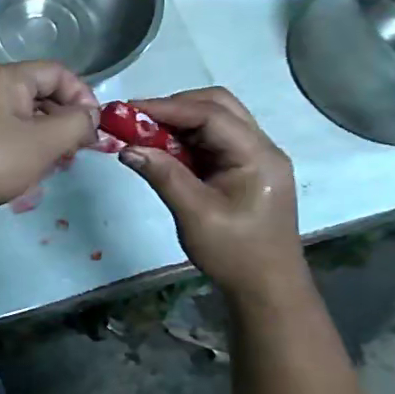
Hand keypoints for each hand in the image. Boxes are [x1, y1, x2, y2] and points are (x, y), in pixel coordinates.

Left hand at [0, 61, 98, 226]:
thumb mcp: (43, 142)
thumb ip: (76, 124)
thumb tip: (90, 117)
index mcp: (5, 76)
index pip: (58, 72)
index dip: (83, 97)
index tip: (93, 130)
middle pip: (39, 93)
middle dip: (63, 120)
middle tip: (75, 152)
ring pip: (20, 115)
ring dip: (43, 137)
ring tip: (52, 165)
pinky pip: (0, 131)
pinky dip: (19, 146)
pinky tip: (23, 171)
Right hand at [118, 87, 305, 295]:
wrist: (267, 288)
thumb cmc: (234, 253)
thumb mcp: (194, 214)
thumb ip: (163, 175)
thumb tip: (127, 148)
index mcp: (257, 155)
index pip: (211, 114)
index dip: (167, 108)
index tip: (127, 111)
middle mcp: (261, 147)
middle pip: (217, 106)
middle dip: (174, 107)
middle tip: (135, 120)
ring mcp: (254, 156)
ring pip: (214, 119)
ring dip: (178, 122)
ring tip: (143, 134)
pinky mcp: (243, 168)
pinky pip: (212, 139)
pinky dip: (185, 138)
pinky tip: (162, 149)